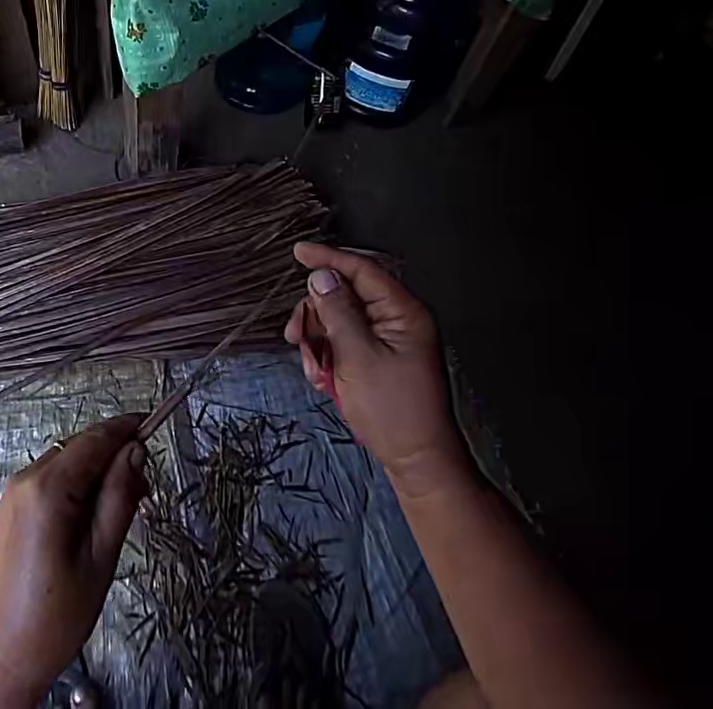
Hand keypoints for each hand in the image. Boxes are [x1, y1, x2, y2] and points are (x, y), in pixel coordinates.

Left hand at [0, 414, 147, 707]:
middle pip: (81, 446)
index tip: (154, 427)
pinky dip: (80, 485)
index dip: (127, 428)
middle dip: (116, 454)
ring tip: (124, 506)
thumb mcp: (100, 558)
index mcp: (47, 488)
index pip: (95, 438)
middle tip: (145, 486)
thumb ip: (119, 497)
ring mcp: (15, 493)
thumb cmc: (50, 619)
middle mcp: (26, 480)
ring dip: (99, 471)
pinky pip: (54, 479)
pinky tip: (96, 516)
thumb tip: (135, 451)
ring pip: (69, 461)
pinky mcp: (13, 510)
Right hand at [285, 242, 470, 499]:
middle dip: (316, 314)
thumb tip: (321, 276)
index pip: (362, 270)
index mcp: (403, 312)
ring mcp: (388, 339)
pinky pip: (343, 342)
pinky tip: (324, 377)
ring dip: (318, 340)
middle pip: (345, 295)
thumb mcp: (356, 356)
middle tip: (297, 336)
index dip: (328, 259)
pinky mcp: (378, 356)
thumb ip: (336, 311)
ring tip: (315, 369)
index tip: (299, 252)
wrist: (415, 460)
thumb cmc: (394, 412)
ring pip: (338, 319)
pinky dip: (328, 356)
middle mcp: (397, 319)